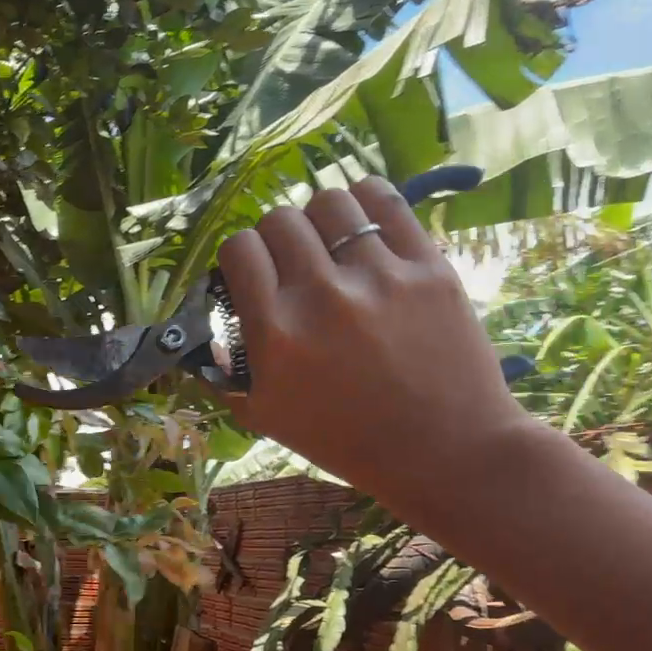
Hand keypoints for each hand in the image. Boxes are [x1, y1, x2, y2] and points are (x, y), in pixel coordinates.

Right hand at [218, 177, 542, 504]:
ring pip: (330, 202)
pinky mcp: (429, 267)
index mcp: (275, 333)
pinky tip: (359, 221)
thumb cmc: (340, 438)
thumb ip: (226, 374)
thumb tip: (211, 339)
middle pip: (279, 220)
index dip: (236, 255)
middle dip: (271, 235)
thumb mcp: (262, 416)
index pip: (239, 250)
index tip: (246, 272)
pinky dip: (365, 202)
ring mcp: (379, 276)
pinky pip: (387, 204)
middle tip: (284, 260)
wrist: (440, 448)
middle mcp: (321, 296)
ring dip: (316, 216)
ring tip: (324, 239)